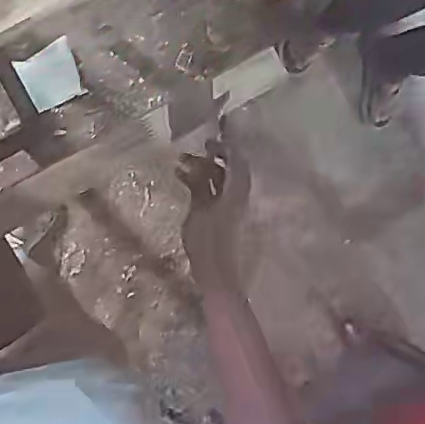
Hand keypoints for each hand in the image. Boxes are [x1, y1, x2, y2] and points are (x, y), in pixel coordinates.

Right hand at [177, 139, 251, 284]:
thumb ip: (198, 188)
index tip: (205, 142)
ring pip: (224, 184)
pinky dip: (206, 188)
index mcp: (238, 194)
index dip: (223, 148)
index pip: (236, 161)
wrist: (220, 281)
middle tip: (190, 155)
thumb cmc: (209, 247)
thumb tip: (193, 165)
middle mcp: (241, 199)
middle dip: (212, 161)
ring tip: (183, 169)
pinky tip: (188, 187)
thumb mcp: (199, 214)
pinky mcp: (228, 222)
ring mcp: (235, 211)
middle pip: (231, 172)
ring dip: (206, 174)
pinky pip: (219, 196)